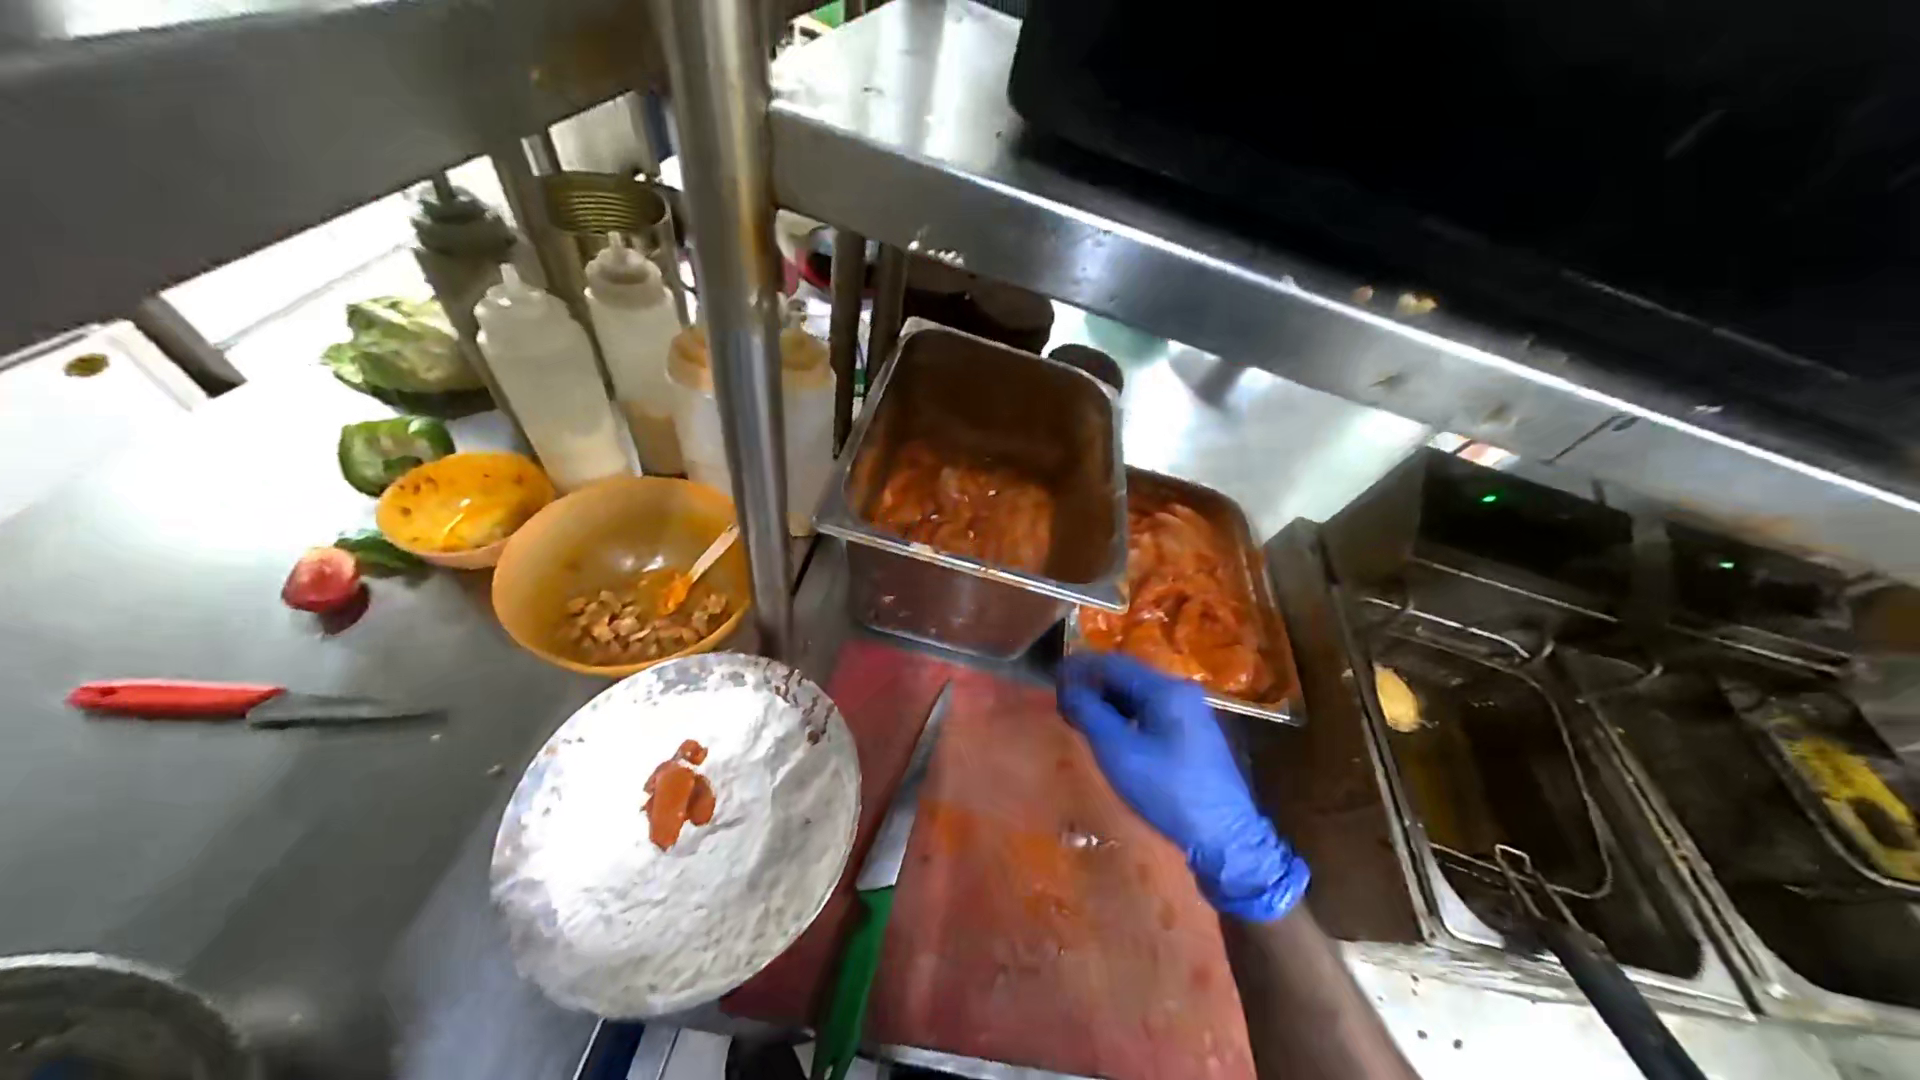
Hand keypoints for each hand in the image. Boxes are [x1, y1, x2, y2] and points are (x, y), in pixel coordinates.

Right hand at [1057, 651, 1309, 920]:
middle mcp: (1180, 691)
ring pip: (1137, 694)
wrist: (1225, 836)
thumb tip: (1067, 687)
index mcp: (1166, 689)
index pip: (1113, 663)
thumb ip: (1089, 713)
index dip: (1079, 668)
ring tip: (1077, 715)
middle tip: (1061, 699)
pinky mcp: (1191, 732)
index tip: (1052, 678)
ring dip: (1106, 699)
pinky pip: (1149, 710)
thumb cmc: (1167, 790)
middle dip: (1091, 683)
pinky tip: (1106, 730)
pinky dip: (1123, 714)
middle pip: (1126, 676)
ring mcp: (1189, 711)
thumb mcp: (1118, 751)